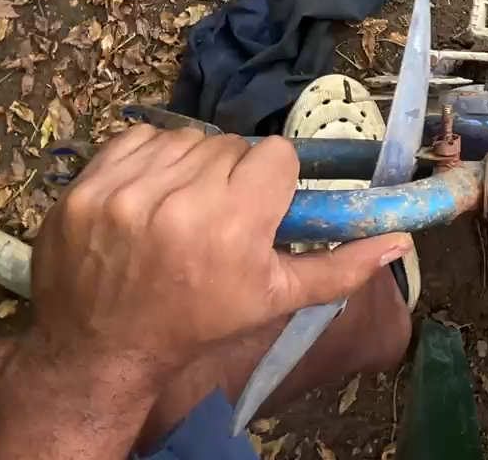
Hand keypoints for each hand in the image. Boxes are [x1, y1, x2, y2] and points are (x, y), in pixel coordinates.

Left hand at [27, 125, 410, 377]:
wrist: (99, 350)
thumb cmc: (198, 321)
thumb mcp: (275, 298)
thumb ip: (342, 267)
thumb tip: (402, 242)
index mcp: (233, 226)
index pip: (275, 154)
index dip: (271, 180)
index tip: (256, 208)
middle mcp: (181, 200)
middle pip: (233, 145)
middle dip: (233, 173)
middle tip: (218, 214)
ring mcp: (126, 191)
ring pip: (190, 138)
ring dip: (193, 163)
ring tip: (183, 205)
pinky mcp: (86, 185)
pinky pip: (143, 137)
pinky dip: (152, 157)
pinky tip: (149, 194)